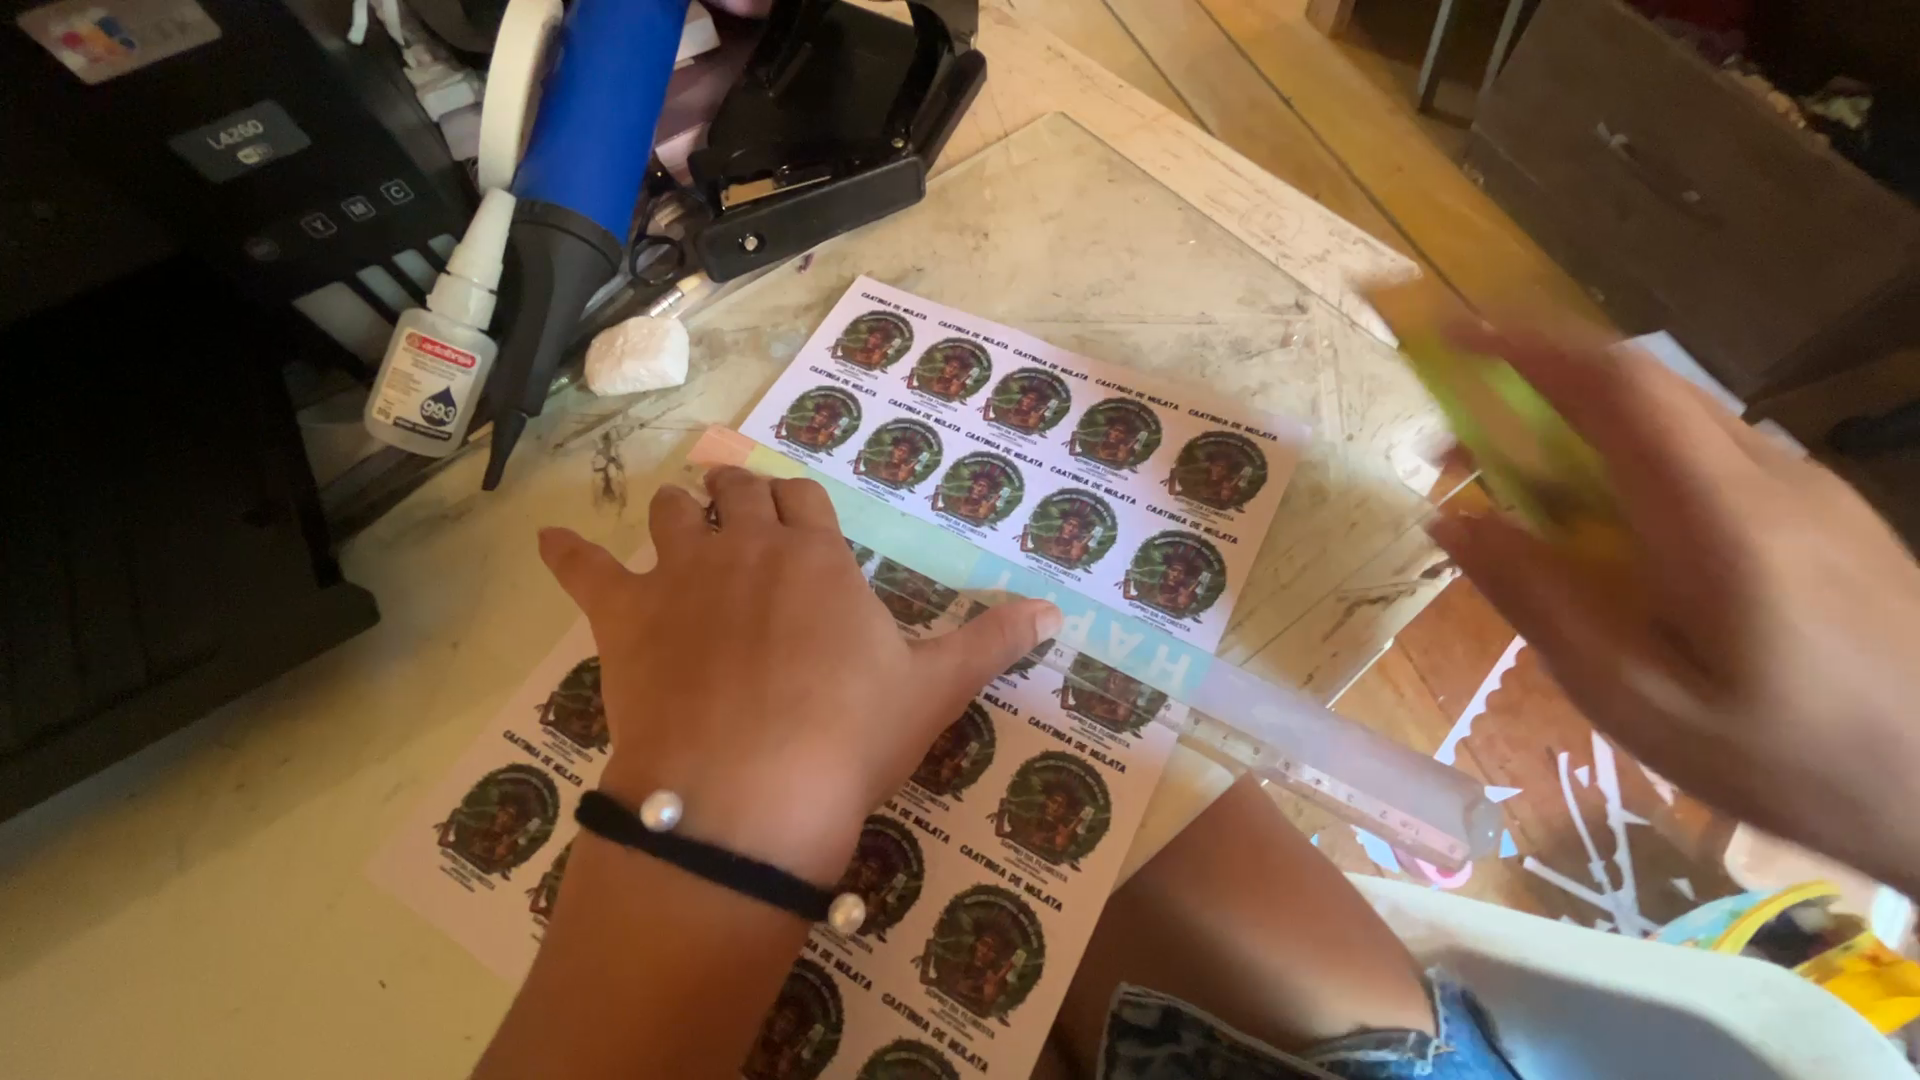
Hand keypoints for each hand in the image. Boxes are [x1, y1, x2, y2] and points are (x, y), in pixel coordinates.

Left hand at [539, 467, 1060, 883]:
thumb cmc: (850, 736)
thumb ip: (993, 641)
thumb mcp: (936, 689)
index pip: (803, 500)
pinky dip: (565, 553)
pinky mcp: (623, 618)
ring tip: (681, 520)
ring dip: (678, 512)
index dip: (797, 504)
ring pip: (670, 515)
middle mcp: (746, 549)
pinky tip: (548, 538)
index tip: (795, 516)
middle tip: (738, 509)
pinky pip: (584, 570)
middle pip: (734, 493)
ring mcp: (679, 577)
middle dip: (738, 494)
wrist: (750, 796)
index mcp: (817, 557)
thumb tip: (1057, 612)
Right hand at [1430, 326, 1919, 889]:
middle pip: (1638, 389)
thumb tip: (1450, 521)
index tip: (1451, 337)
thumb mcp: (1629, 695)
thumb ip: (1536, 598)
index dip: (1527, 347)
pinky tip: (1601, 529)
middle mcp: (1768, 479)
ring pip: (1668, 420)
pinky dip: (1621, 459)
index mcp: (1718, 516)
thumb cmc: (1791, 758)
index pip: (1616, 386)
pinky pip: (1700, 456)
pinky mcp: (1819, 517)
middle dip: (1529, 390)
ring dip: (1573, 429)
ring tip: (1511, 492)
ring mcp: (1804, 493)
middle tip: (1452, 448)